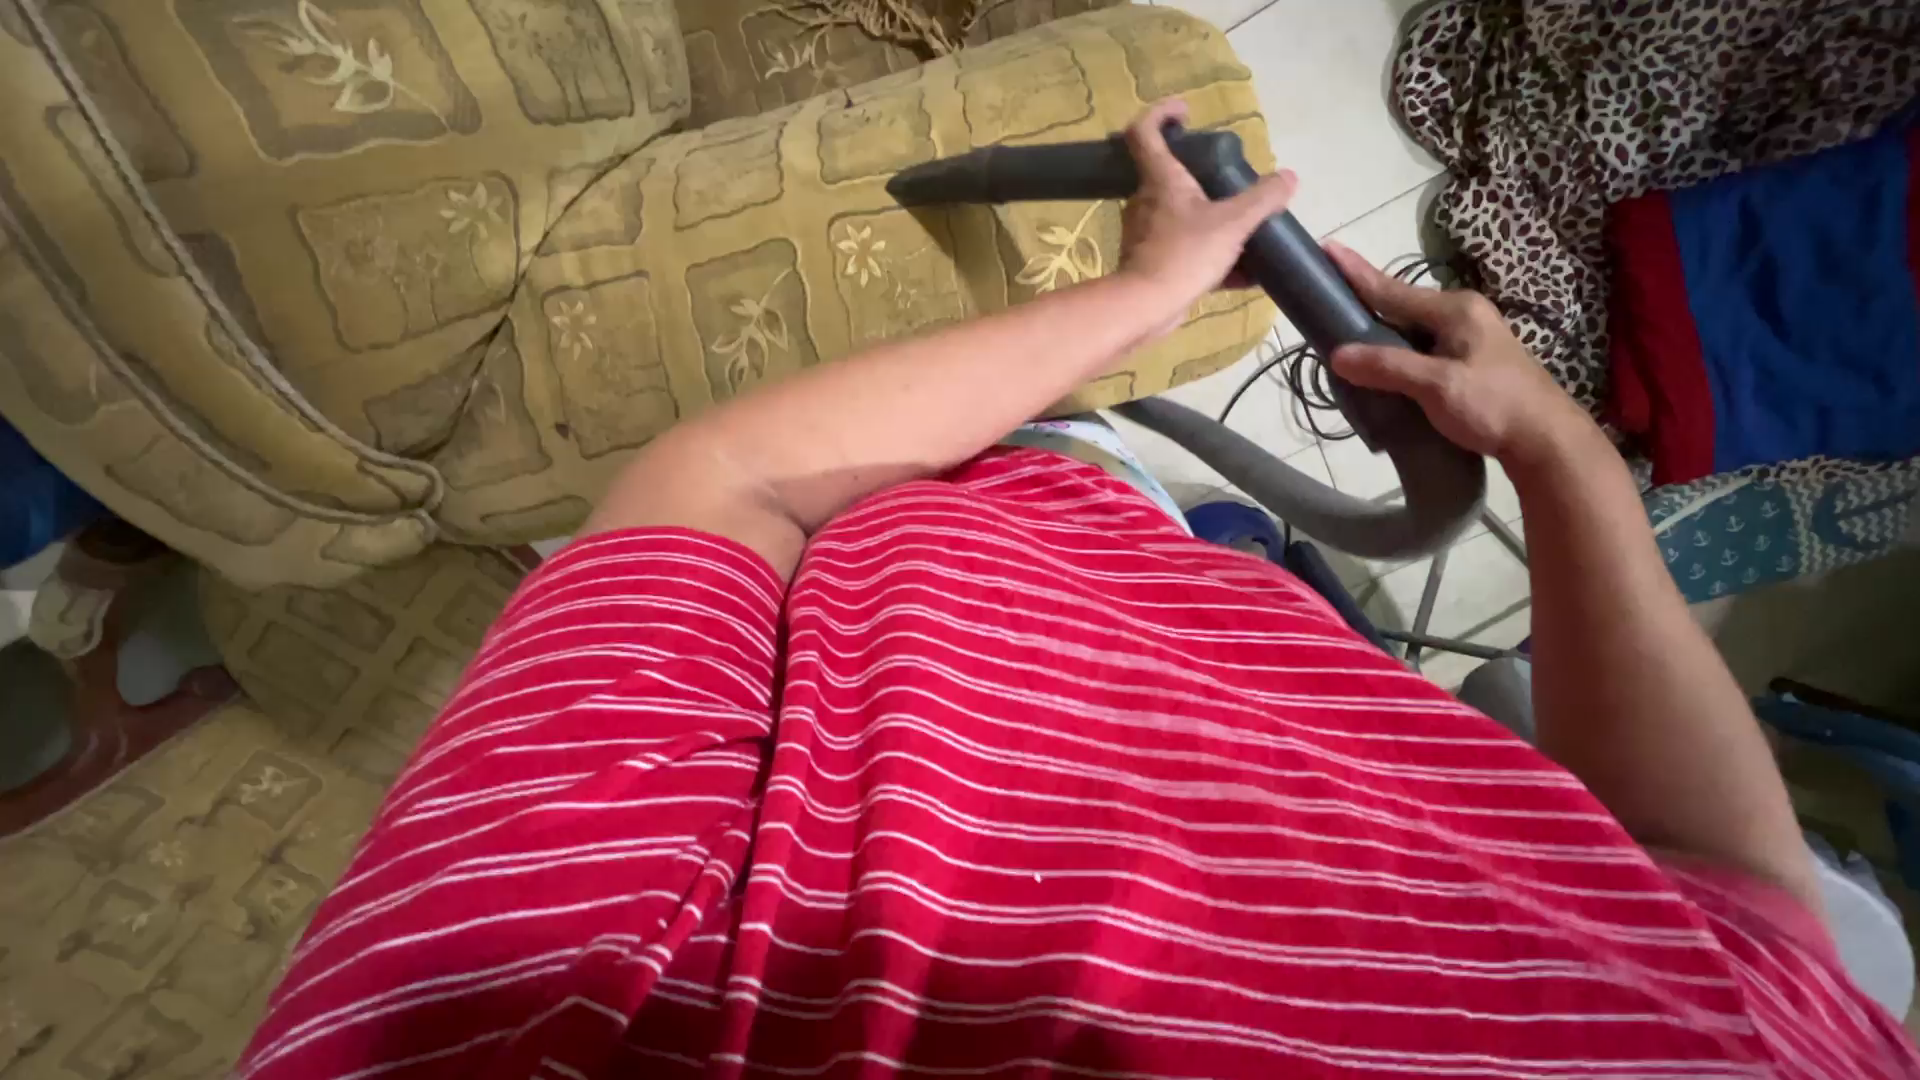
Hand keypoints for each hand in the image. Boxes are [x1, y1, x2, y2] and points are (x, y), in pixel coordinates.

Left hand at [1116, 99, 1297, 336]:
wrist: (1146, 308)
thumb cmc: (1184, 255)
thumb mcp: (1233, 223)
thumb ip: (1263, 199)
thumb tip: (1288, 179)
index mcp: (1160, 179)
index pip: (1145, 131)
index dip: (1161, 113)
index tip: (1184, 111)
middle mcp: (1146, 201)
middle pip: (1169, 176)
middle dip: (1200, 174)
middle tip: (1229, 179)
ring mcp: (1146, 234)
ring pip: (1181, 217)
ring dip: (1212, 220)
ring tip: (1245, 230)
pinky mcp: (1151, 264)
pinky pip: (1186, 252)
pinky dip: (1213, 258)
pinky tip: (1244, 274)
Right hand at [1324, 242, 1597, 466]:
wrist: (1544, 439)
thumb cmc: (1494, 405)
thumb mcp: (1438, 386)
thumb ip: (1388, 366)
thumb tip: (1337, 354)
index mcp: (1454, 311)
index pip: (1391, 289)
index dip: (1355, 272)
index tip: (1326, 247)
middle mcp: (1459, 315)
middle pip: (1397, 306)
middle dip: (1360, 303)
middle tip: (1321, 300)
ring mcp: (1463, 337)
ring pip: (1405, 329)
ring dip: (1373, 332)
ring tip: (1337, 334)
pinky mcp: (1462, 361)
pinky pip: (1414, 348)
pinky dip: (1389, 352)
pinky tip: (1372, 364)